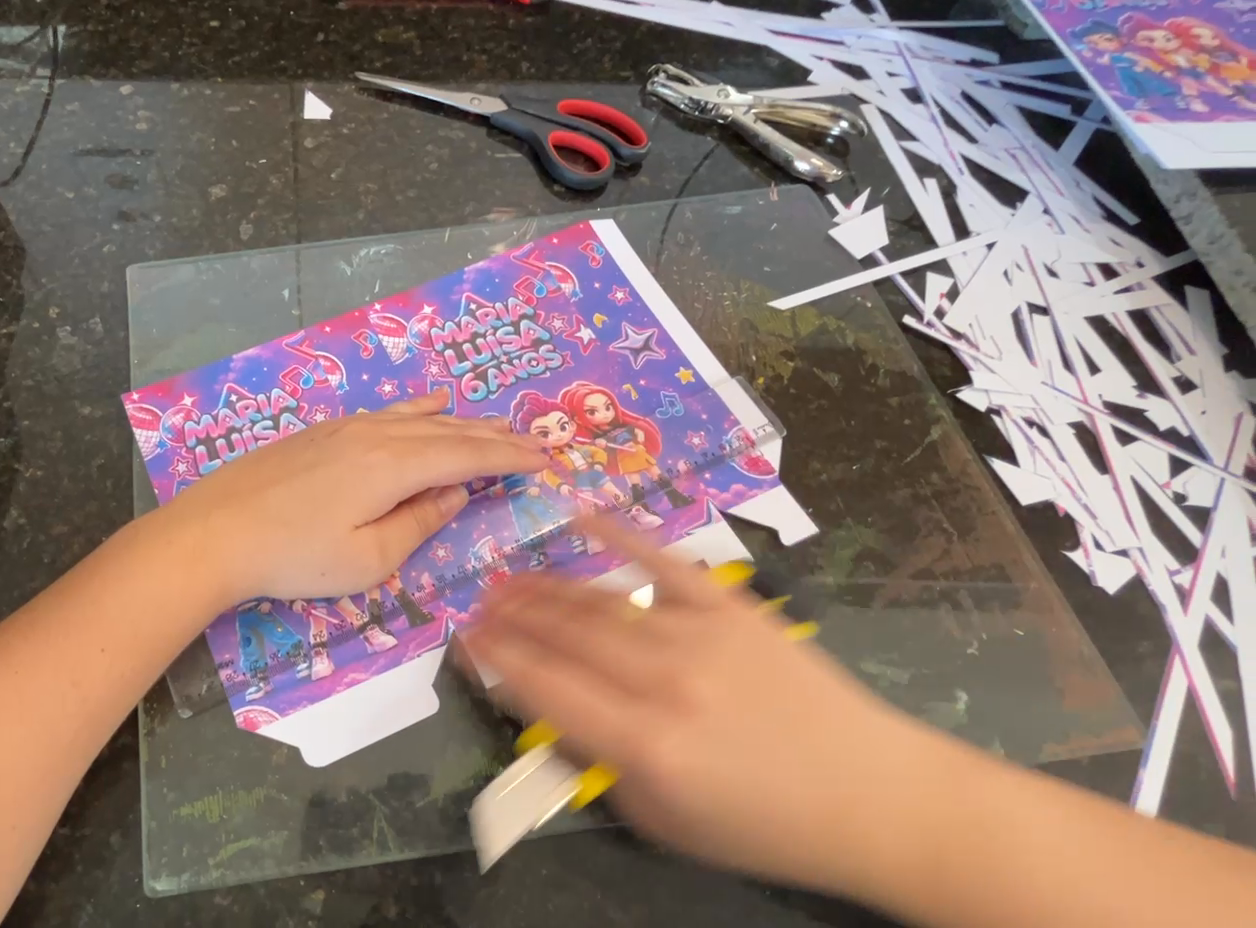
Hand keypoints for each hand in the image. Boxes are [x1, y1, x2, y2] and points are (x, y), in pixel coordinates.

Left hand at [158, 389, 548, 604]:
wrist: (214, 531)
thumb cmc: (294, 556)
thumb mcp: (368, 559)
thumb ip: (418, 522)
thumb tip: (454, 493)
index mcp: (394, 465)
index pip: (467, 456)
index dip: (509, 457)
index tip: (545, 458)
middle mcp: (375, 434)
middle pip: (448, 431)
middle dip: (494, 436)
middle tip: (534, 439)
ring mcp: (345, 427)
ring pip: (418, 418)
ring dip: (460, 422)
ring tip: (492, 423)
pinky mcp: (322, 432)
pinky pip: (387, 413)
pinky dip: (418, 410)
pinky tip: (428, 405)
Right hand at [464, 518, 942, 898]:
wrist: (874, 797)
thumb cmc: (762, 822)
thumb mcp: (662, 820)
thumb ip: (593, 762)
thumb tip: (543, 708)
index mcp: (643, 743)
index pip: (542, 685)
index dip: (494, 659)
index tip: (463, 640)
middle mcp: (662, 680)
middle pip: (561, 634)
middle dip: (508, 616)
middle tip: (476, 604)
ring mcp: (697, 633)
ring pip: (596, 597)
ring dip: (542, 585)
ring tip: (505, 578)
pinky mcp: (728, 605)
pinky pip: (660, 559)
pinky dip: (615, 532)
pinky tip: (576, 515)